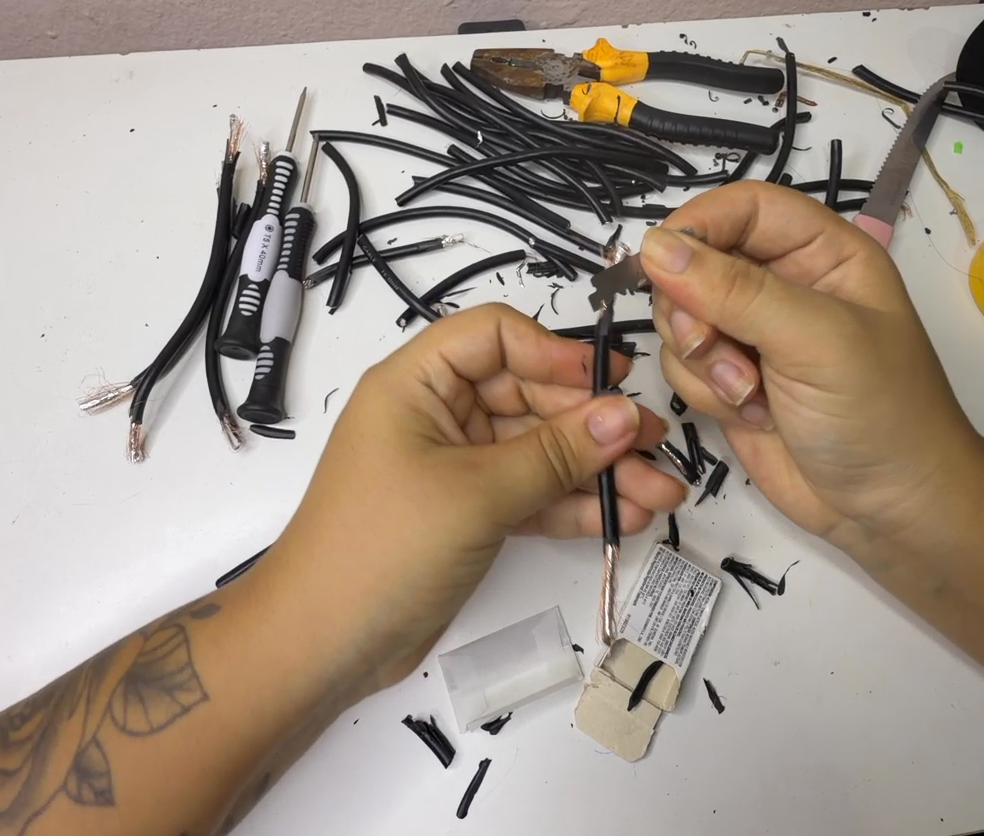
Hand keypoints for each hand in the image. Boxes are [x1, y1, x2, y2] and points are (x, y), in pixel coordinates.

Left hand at [260, 304, 682, 693]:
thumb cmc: (382, 547)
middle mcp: (439, 413)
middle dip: (592, 423)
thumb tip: (622, 415)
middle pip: (528, 395)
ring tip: (660, 491)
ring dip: (596, 470)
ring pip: (538, 449)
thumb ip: (554, 454)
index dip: (553, 352)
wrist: (323, 647)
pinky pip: (532, 492)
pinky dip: (573, 504)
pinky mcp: (472, 510)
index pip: (494, 336)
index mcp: (418, 383)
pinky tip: (624, 516)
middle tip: (653, 444)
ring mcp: (458, 464)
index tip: (606, 381)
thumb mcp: (475, 493)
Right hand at [640, 182, 983, 546]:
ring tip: (748, 392)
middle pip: (696, 261)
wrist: (892, 511)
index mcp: (820, 253)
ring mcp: (750, 334)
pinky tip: (751, 413)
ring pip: (679, 316)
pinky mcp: (728, 377)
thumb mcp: (815, 340)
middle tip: (708, 345)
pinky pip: (681, 364)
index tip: (660, 260)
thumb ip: (734, 290)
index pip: (744, 208)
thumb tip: (654, 247)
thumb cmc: (880, 413)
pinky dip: (702, 390)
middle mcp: (781, 285)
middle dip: (692, 307)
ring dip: (700, 358)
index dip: (700, 224)